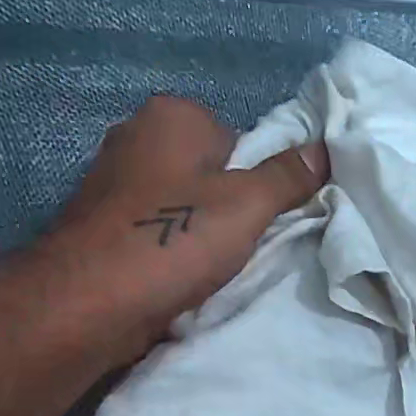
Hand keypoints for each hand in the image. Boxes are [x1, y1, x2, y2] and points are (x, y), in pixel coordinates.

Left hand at [29, 96, 328, 361]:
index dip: (260, 181)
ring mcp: (114, 178)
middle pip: (212, 172)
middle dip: (230, 207)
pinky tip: (180, 273)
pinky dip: (174, 247)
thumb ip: (287, 177)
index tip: (264, 218)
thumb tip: (324, 149)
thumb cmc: (175, 240)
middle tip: (243, 244)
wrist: (91, 299)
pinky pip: (159, 227)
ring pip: (185, 203)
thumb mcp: (248, 206)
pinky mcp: (103, 220)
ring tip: (212, 264)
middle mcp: (137, 134)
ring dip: (202, 232)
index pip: (242, 141)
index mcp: (173, 116)